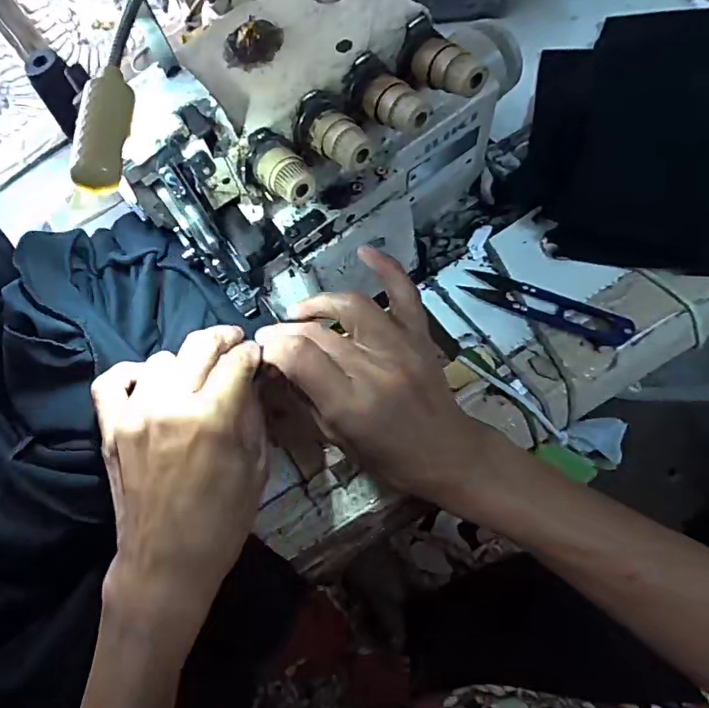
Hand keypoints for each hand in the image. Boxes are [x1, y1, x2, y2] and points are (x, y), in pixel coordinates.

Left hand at [91, 326, 267, 637]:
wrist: (165, 561)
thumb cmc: (221, 522)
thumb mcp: (255, 468)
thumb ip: (252, 415)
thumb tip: (249, 378)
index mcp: (212, 417)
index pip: (235, 361)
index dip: (250, 352)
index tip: (255, 354)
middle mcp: (170, 404)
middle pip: (198, 345)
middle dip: (222, 340)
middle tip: (232, 347)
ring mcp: (134, 413)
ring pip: (160, 359)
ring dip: (183, 363)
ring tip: (193, 378)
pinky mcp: (109, 427)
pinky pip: (111, 380)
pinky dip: (131, 375)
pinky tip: (148, 383)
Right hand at [255, 247, 501, 501]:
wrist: (446, 454)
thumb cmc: (386, 456)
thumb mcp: (333, 437)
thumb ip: (301, 397)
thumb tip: (274, 362)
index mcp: (350, 403)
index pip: (299, 356)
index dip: (273, 346)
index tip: (262, 348)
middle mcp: (375, 369)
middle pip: (318, 332)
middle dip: (286, 330)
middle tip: (273, 336)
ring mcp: (401, 347)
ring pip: (350, 306)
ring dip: (318, 304)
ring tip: (300, 313)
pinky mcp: (419, 336)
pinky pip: (404, 294)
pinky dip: (387, 269)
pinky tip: (365, 252)